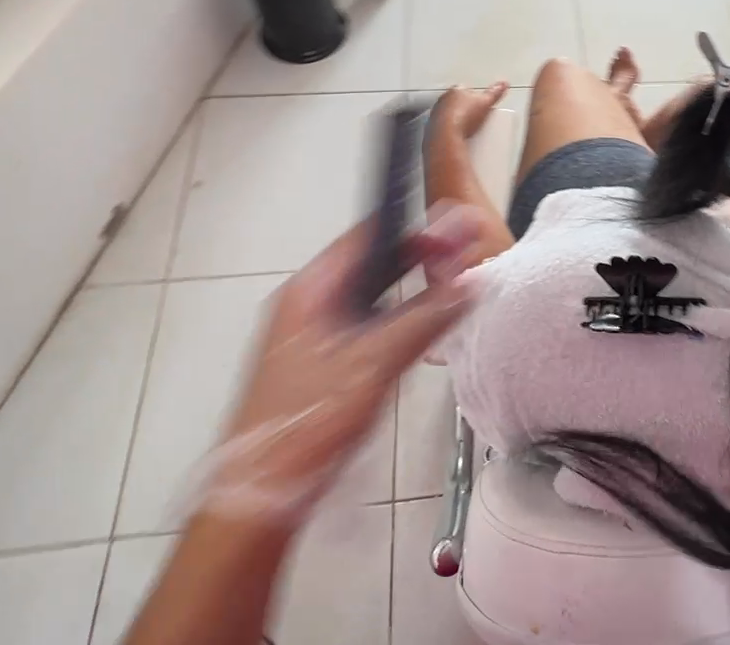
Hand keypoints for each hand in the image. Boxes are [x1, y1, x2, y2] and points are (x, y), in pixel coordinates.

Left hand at [197, 202, 492, 529]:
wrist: (260, 497)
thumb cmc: (309, 422)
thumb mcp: (373, 365)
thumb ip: (424, 318)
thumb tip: (470, 280)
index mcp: (310, 290)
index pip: (368, 236)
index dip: (415, 233)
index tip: (458, 241)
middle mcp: (307, 301)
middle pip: (371, 263)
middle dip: (418, 260)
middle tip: (462, 267)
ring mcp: (311, 332)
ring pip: (370, 295)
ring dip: (410, 290)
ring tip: (451, 293)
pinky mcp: (319, 359)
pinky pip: (366, 322)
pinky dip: (397, 318)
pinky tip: (423, 330)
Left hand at [432, 82, 508, 138]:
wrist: (447, 136)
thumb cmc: (465, 116)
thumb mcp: (485, 103)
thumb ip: (495, 93)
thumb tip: (505, 83)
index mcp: (455, 90)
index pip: (465, 89)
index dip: (474, 96)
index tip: (481, 105)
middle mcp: (442, 100)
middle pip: (456, 101)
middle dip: (464, 107)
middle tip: (477, 118)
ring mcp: (435, 114)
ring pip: (447, 114)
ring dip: (455, 119)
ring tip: (468, 130)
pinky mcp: (431, 128)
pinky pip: (442, 127)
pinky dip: (449, 130)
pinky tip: (458, 137)